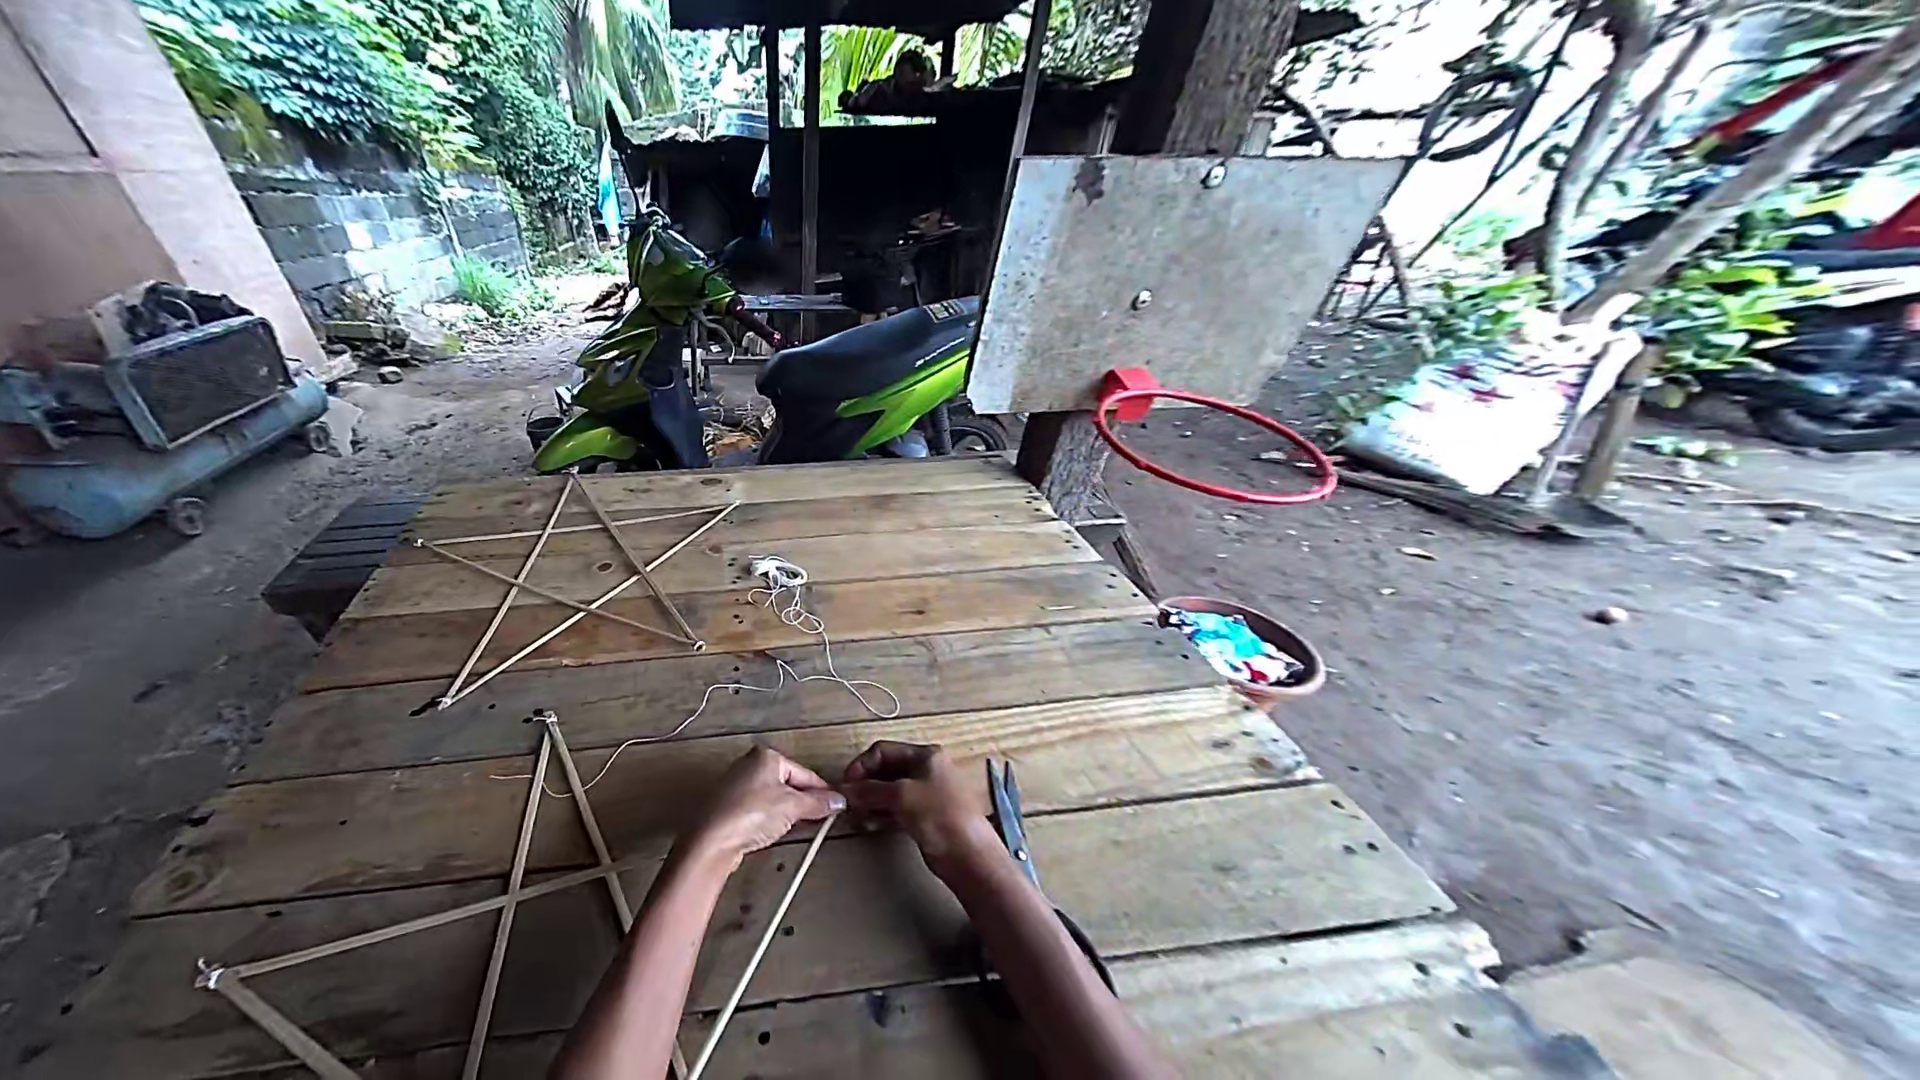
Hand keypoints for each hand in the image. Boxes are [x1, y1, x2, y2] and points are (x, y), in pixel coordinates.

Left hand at [683, 746, 844, 867]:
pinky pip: (756, 810)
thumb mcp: (794, 807)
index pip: (804, 773)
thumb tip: (836, 801)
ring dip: (786, 812)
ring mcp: (735, 786)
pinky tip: (773, 832)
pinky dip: (768, 819)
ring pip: (772, 798)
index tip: (833, 805)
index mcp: (766, 756)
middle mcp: (748, 765)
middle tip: (818, 818)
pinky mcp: (725, 807)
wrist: (711, 843)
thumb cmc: (749, 814)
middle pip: (788, 784)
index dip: (821, 791)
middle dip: (803, 802)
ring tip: (795, 827)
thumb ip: (818, 803)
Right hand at [839, 741, 994, 866]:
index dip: (862, 765)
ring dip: (870, 801)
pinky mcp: (923, 815)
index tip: (845, 785)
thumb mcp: (902, 796)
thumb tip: (845, 789)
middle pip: (886, 770)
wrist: (968, 854)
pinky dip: (881, 814)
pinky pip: (896, 808)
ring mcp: (925, 793)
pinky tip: (868, 824)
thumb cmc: (939, 815)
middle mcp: (925, 769)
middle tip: (847, 803)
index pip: (884, 750)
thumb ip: (871, 790)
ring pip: (889, 791)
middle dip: (865, 784)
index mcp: (925, 755)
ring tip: (855, 816)